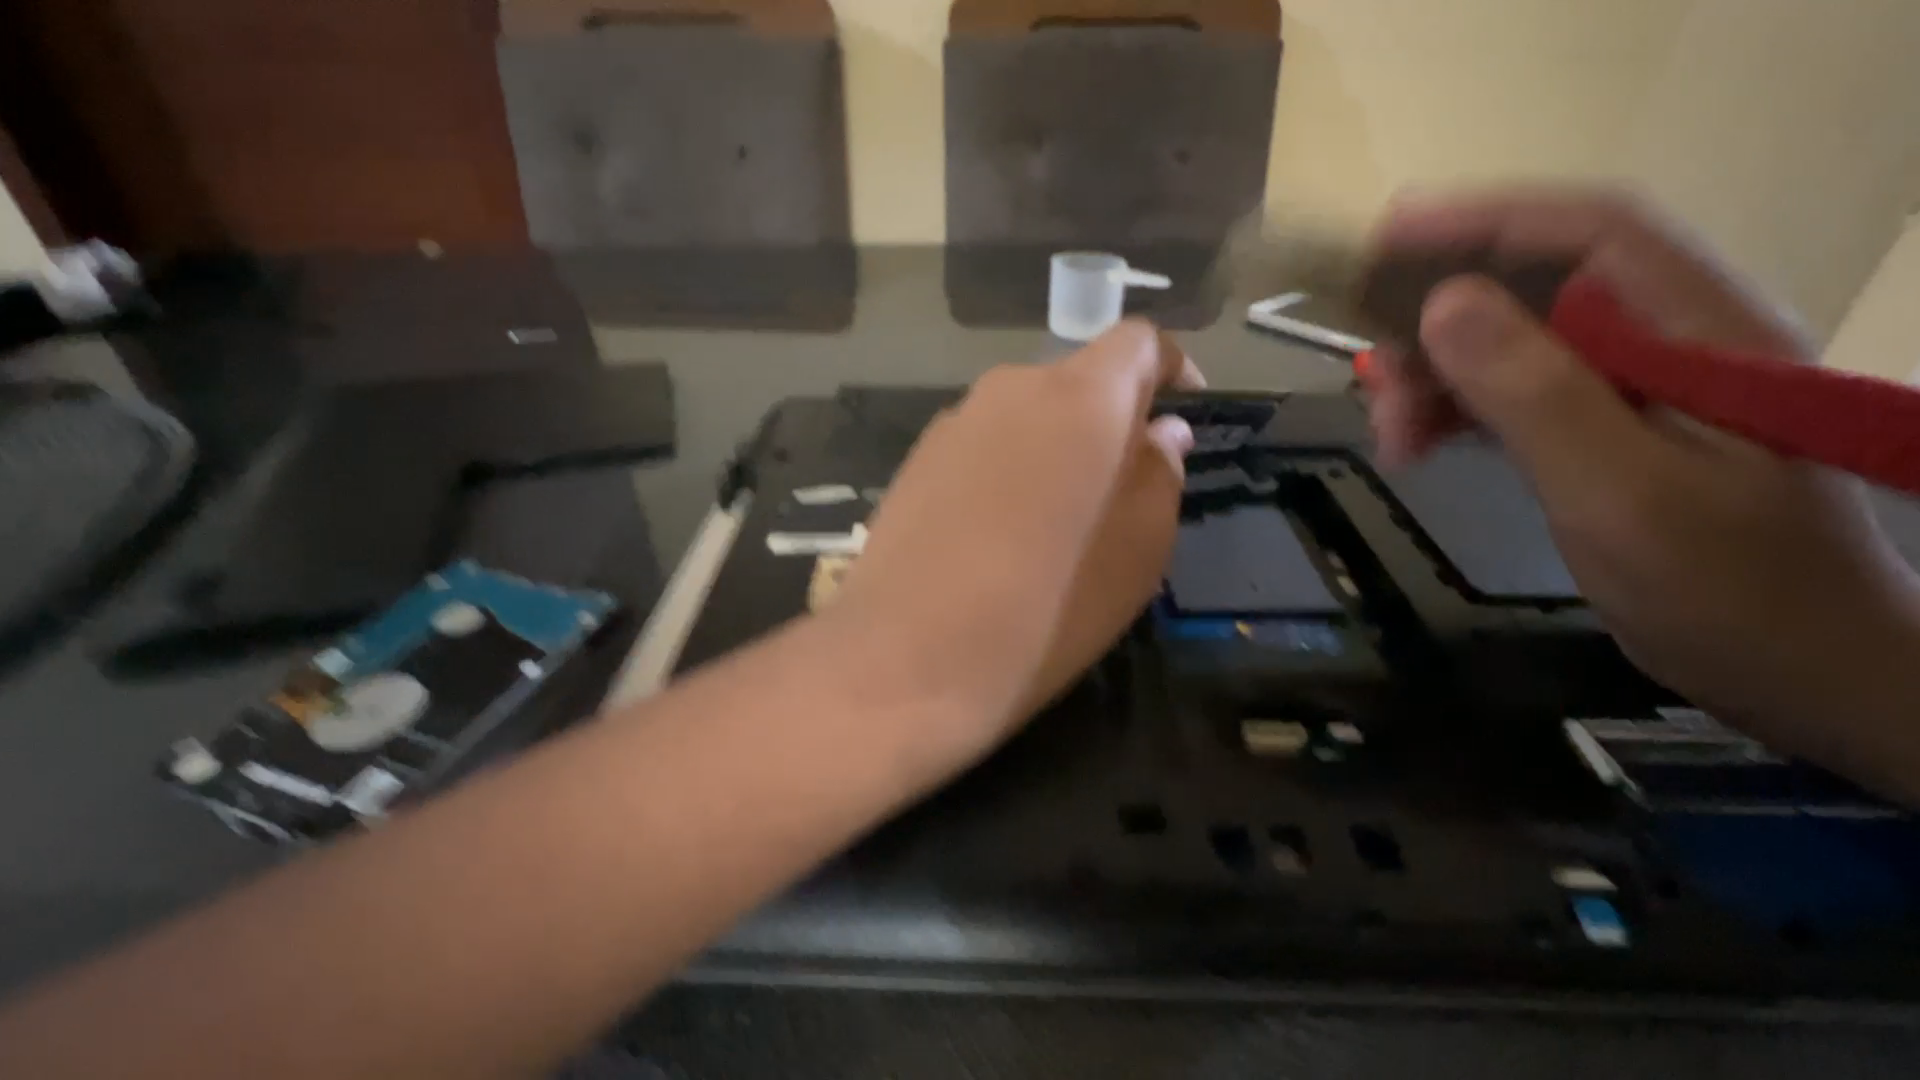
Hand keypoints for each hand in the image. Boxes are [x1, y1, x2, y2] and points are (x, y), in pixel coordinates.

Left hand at [825, 321, 1201, 764]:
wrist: (909, 660)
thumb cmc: (1049, 609)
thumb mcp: (1138, 552)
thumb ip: (1159, 476)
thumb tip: (1160, 433)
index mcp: (1081, 398)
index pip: (1137, 343)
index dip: (1170, 366)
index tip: (1184, 409)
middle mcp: (1012, 390)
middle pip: (1077, 380)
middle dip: (1110, 419)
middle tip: (1124, 485)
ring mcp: (954, 423)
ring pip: (1026, 415)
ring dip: (1055, 447)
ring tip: (1061, 518)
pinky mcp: (916, 461)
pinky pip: (983, 446)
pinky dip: (1009, 469)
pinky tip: (1002, 533)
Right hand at [1365, 190, 1919, 799]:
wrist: (1805, 672)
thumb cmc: (1730, 588)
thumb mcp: (1622, 492)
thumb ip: (1536, 394)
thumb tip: (1442, 304)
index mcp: (1695, 330)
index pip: (1587, 234)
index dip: (1482, 222)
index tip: (1385, 240)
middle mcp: (1661, 341)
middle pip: (1530, 290)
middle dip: (1437, 325)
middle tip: (1373, 381)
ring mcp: (1628, 388)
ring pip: (1506, 346)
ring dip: (1435, 377)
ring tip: (1390, 433)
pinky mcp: (1601, 432)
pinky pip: (1508, 396)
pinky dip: (1453, 412)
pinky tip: (1416, 446)